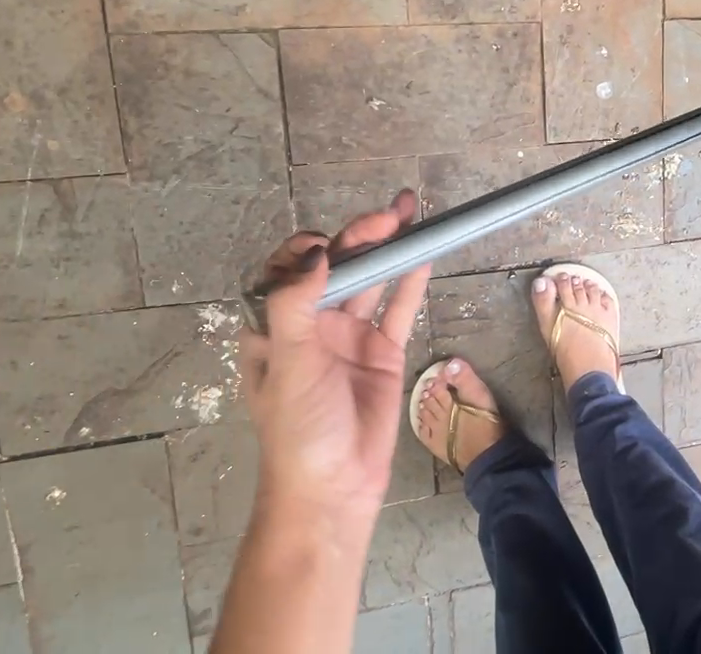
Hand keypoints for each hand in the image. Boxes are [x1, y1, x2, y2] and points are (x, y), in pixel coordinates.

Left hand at [239, 192, 429, 544]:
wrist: (334, 486)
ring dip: (390, 249)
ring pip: (373, 281)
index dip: (307, 249)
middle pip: (339, 268)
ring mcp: (351, 336)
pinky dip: (411, 281)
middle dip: (361, 236)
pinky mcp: (383, 352)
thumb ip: (294, 303)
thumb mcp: (286, 363)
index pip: (288, 271)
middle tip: (390, 214)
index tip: (328, 244)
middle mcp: (313, 325)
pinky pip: (399, 308)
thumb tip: (316, 252)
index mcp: (276, 326)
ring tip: (410, 214)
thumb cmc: (297, 427)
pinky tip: (425, 253)